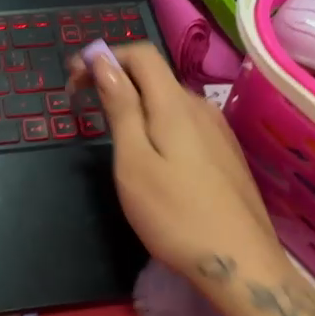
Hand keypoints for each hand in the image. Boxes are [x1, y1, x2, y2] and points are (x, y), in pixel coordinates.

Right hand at [70, 42, 281, 280]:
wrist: (240, 262)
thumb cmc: (175, 214)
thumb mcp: (134, 161)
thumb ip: (121, 107)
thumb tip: (103, 60)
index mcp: (174, 103)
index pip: (140, 53)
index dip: (104, 57)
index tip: (74, 80)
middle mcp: (200, 106)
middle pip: (155, 75)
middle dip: (117, 80)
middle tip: (85, 109)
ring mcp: (218, 130)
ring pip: (171, 101)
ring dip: (138, 104)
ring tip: (114, 135)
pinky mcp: (226, 154)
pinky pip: (186, 123)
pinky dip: (159, 124)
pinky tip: (152, 156)